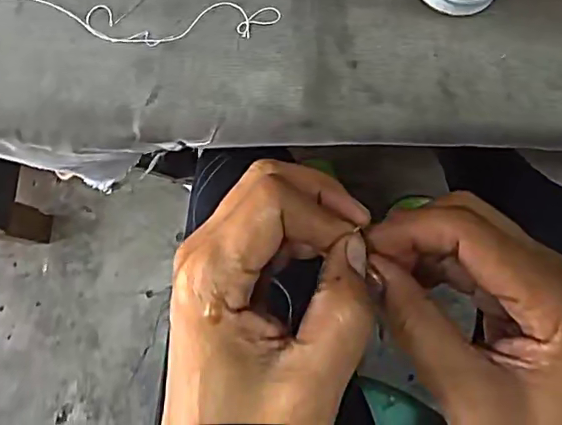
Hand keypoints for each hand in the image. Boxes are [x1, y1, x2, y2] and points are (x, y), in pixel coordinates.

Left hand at [164, 160, 374, 424]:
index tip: (354, 245)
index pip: (274, 197)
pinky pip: (266, 220)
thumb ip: (345, 306)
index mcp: (210, 276)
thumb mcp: (311, 381)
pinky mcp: (223, 272)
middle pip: (267, 180)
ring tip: (346, 242)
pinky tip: (324, 253)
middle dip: (321, 196)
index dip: (324, 213)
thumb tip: (360, 250)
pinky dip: (303, 225)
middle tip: (357, 226)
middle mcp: (201, 257)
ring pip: (267, 193)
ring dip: (315, 209)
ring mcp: (209, 261)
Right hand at [366, 193, 561, 424]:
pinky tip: (412, 282)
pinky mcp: (538, 299)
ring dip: (426, 245)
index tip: (366, 245)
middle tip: (370, 257)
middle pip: (474, 219)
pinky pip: (484, 263)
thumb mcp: (475, 402)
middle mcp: (556, 270)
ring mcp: (550, 282)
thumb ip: (421, 330)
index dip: (412, 228)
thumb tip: (374, 272)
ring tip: (383, 269)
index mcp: (554, 290)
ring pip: (476, 235)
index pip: (469, 228)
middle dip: (417, 230)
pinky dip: (444, 266)